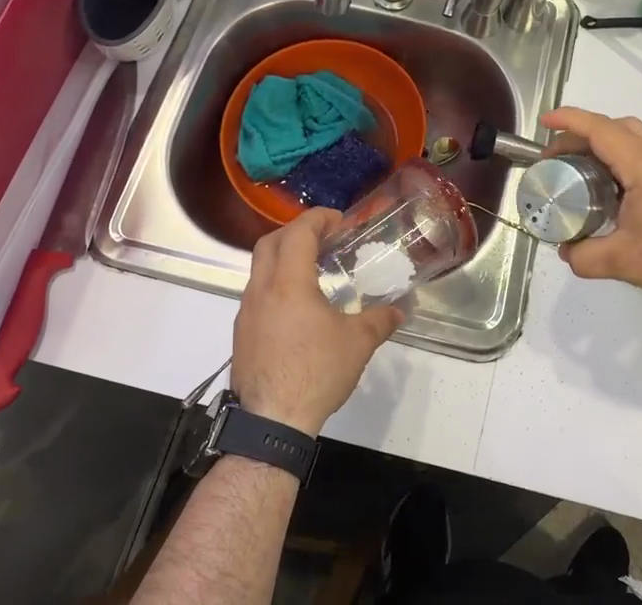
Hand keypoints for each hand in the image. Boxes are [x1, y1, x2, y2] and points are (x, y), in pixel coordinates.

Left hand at [232, 208, 403, 435]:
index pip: (297, 233)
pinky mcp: (242, 335)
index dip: (318, 219)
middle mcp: (261, 290)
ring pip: (259, 270)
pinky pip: (257, 295)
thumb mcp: (357, 343)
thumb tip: (399, 310)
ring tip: (313, 272)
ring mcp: (246, 313)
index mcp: (288, 283)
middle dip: (295, 232)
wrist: (271, 422)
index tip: (338, 221)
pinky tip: (298, 308)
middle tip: (323, 238)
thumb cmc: (316, 371)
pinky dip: (276, 286)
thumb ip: (379, 320)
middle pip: (269, 243)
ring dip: (283, 260)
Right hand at [540, 108, 641, 294]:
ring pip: (631, 136)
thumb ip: (586, 257)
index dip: (568, 121)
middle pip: (613, 127)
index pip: (599, 128)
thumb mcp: (625, 261)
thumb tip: (566, 251)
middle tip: (557, 159)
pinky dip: (619, 156)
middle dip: (580, 134)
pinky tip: (611, 187)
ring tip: (581, 172)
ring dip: (602, 144)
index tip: (544, 123)